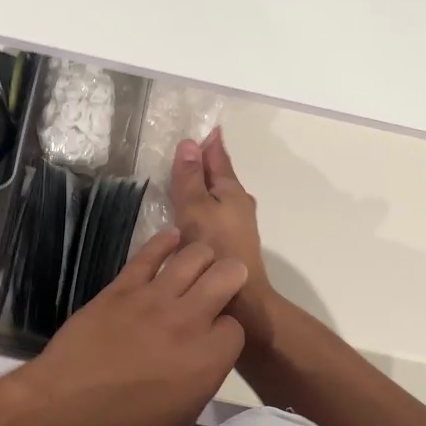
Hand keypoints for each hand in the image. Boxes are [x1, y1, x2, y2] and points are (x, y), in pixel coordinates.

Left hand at [9, 230, 246, 425]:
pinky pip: (148, 255)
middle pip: (226, 277)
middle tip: (225, 279)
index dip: (228, 330)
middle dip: (231, 276)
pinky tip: (171, 236)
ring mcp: (154, 299)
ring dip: (202, 254)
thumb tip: (199, 373)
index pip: (237, 327)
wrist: (67, 407)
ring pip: (192, 257)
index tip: (217, 336)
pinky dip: (163, 242)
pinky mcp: (121, 288)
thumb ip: (198, 393)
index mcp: (208, 361)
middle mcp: (188, 321)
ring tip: (202, 257)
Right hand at [170, 128, 280, 343]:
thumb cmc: (216, 247)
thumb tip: (190, 144)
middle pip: (221, 177)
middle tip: (190, 151)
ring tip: (185, 180)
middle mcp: (239, 205)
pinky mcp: (231, 243)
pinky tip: (191, 215)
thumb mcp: (195, 208)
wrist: (240, 297)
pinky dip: (203, 206)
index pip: (219, 159)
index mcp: (232, 191)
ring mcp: (238, 225)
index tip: (207, 128)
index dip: (210, 144)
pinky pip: (214, 214)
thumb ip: (190, 178)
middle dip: (207, 164)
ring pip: (218, 197)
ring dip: (204, 186)